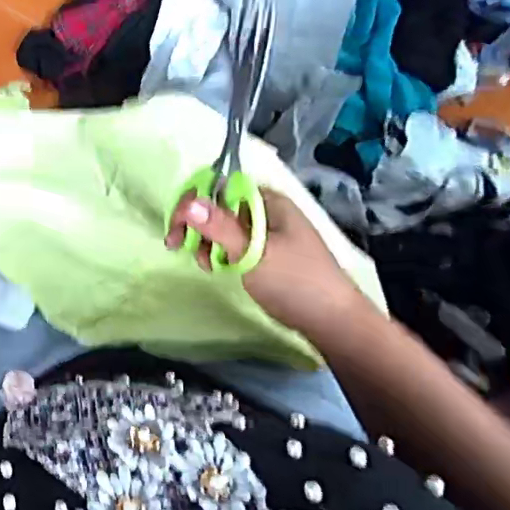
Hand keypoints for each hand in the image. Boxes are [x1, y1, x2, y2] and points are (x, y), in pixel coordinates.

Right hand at [166, 188, 373, 333]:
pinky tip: (217, 268)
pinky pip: (235, 243)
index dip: (193, 203)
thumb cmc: (295, 282)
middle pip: (219, 206)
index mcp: (268, 201)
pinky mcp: (268, 252)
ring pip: (225, 227)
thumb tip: (189, 202)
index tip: (176, 230)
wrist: (334, 321)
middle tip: (179, 248)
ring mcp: (269, 232)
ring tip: (206, 264)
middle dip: (197, 225)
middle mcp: (268, 210)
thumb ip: (220, 227)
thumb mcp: (253, 253)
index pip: (220, 187)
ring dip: (207, 241)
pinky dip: (220, 252)